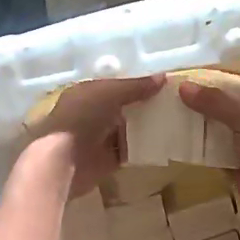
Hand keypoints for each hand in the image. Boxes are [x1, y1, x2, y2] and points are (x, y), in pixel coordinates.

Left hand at [23, 74, 163, 196]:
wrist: (62, 161)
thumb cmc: (80, 118)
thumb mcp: (108, 93)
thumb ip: (134, 86)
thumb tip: (163, 78)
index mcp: (87, 93)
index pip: (116, 85)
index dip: (137, 83)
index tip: (164, 83)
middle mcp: (92, 114)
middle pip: (124, 108)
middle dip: (145, 105)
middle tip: (175, 102)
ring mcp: (99, 138)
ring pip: (128, 129)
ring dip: (147, 127)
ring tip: (176, 120)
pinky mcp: (107, 160)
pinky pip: (129, 151)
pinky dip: (143, 148)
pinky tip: (164, 142)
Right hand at [178, 81, 239, 218]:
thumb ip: (216, 103)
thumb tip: (183, 86)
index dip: (219, 79)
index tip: (191, 76)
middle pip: (228, 106)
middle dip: (204, 101)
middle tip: (174, 94)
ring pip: (219, 128)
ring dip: (199, 123)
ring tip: (170, 113)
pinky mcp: (235, 164)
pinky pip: (213, 150)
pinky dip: (199, 145)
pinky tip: (178, 138)